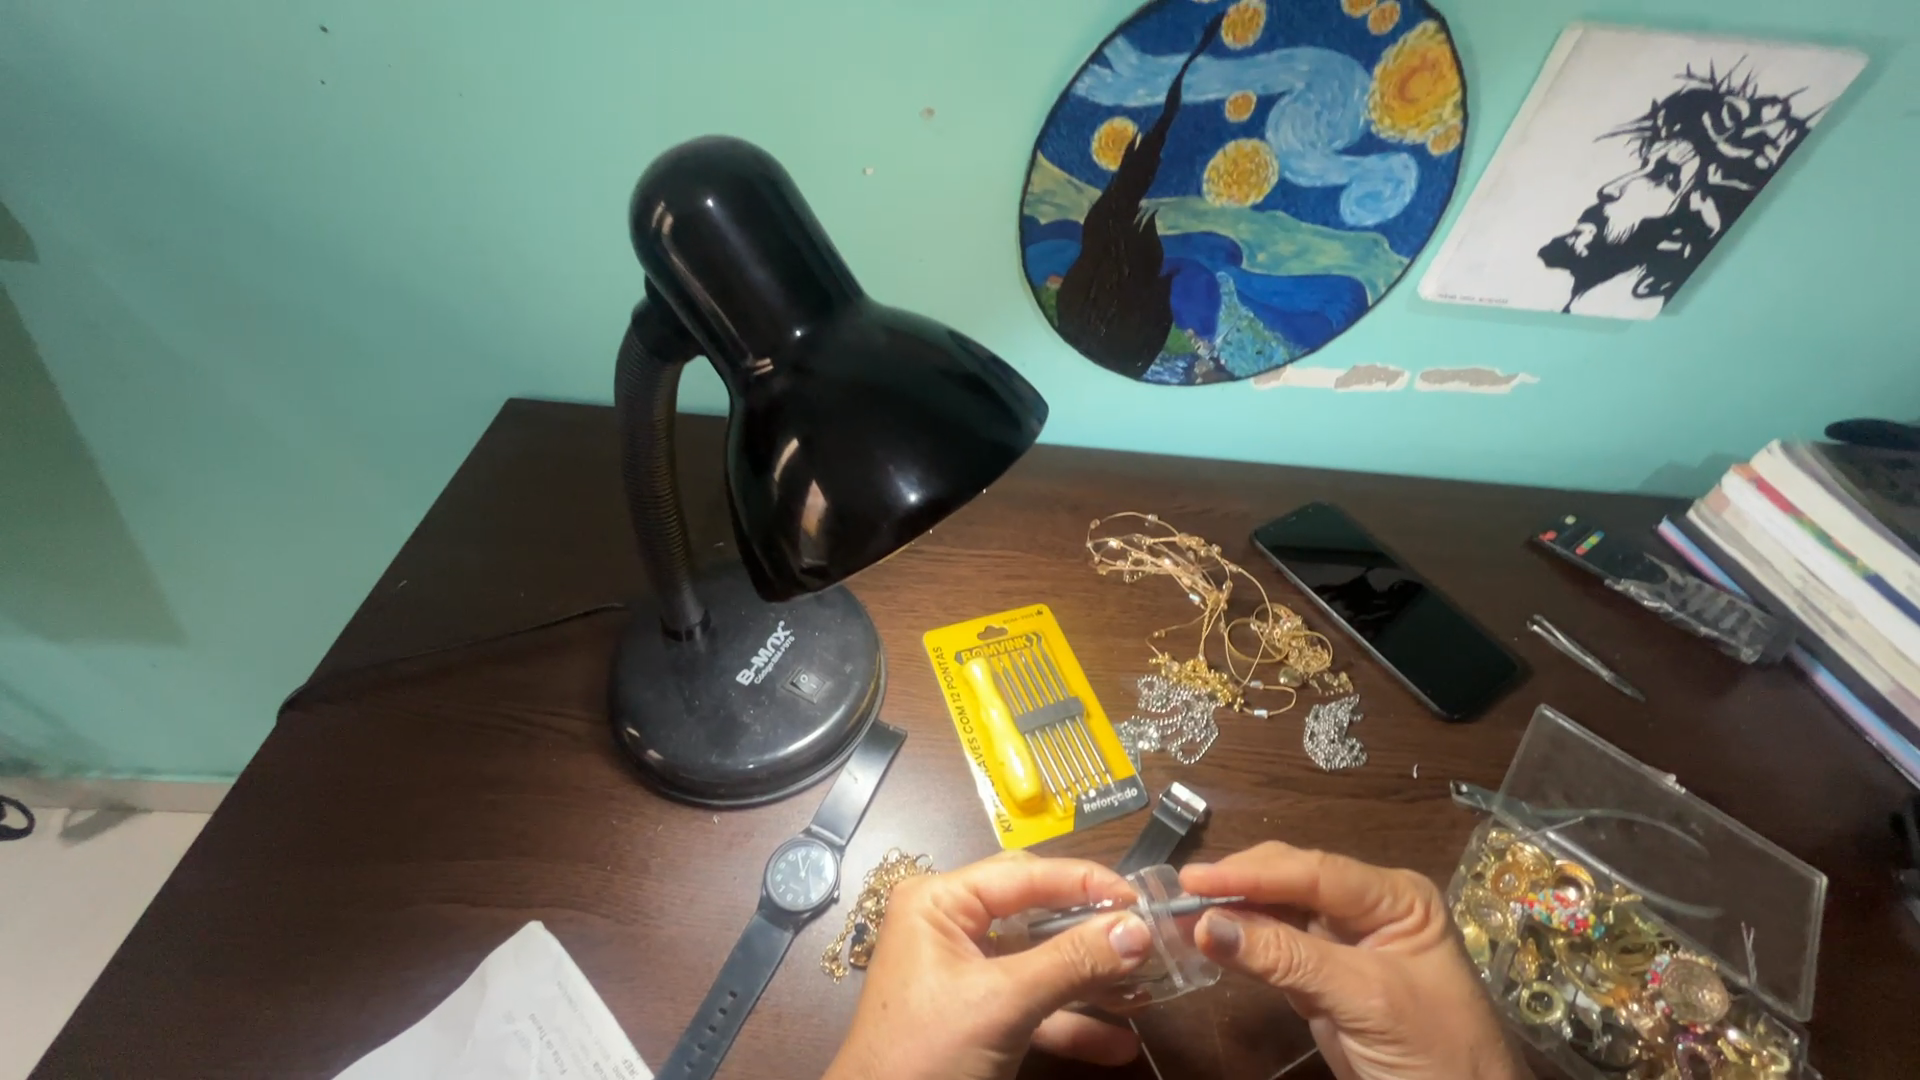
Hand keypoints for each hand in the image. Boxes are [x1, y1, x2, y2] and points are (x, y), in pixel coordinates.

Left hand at [823, 851, 1154, 1079]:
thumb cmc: (928, 1053)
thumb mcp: (1003, 1004)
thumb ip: (1071, 962)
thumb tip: (1138, 928)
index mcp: (941, 900)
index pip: (1024, 874)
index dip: (1083, 881)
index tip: (1139, 896)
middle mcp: (951, 924)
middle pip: (1035, 912)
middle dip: (1090, 930)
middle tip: (1146, 933)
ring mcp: (963, 971)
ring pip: (1038, 961)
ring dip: (1089, 979)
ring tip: (1146, 986)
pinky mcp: (975, 1014)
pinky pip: (1030, 1004)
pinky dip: (1069, 1021)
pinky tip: (1117, 1041)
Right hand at [1182, 842, 1526, 1079]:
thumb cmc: (1437, 1060)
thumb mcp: (1365, 1001)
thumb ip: (1285, 958)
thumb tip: (1204, 925)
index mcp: (1394, 897)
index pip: (1312, 870)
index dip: (1250, 873)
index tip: (1192, 879)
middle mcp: (1366, 906)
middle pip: (1289, 880)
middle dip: (1237, 886)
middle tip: (1179, 895)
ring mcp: (1343, 939)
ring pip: (1275, 908)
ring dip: (1231, 912)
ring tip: (1181, 913)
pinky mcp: (1323, 974)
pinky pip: (1273, 945)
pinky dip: (1241, 943)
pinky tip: (1208, 939)